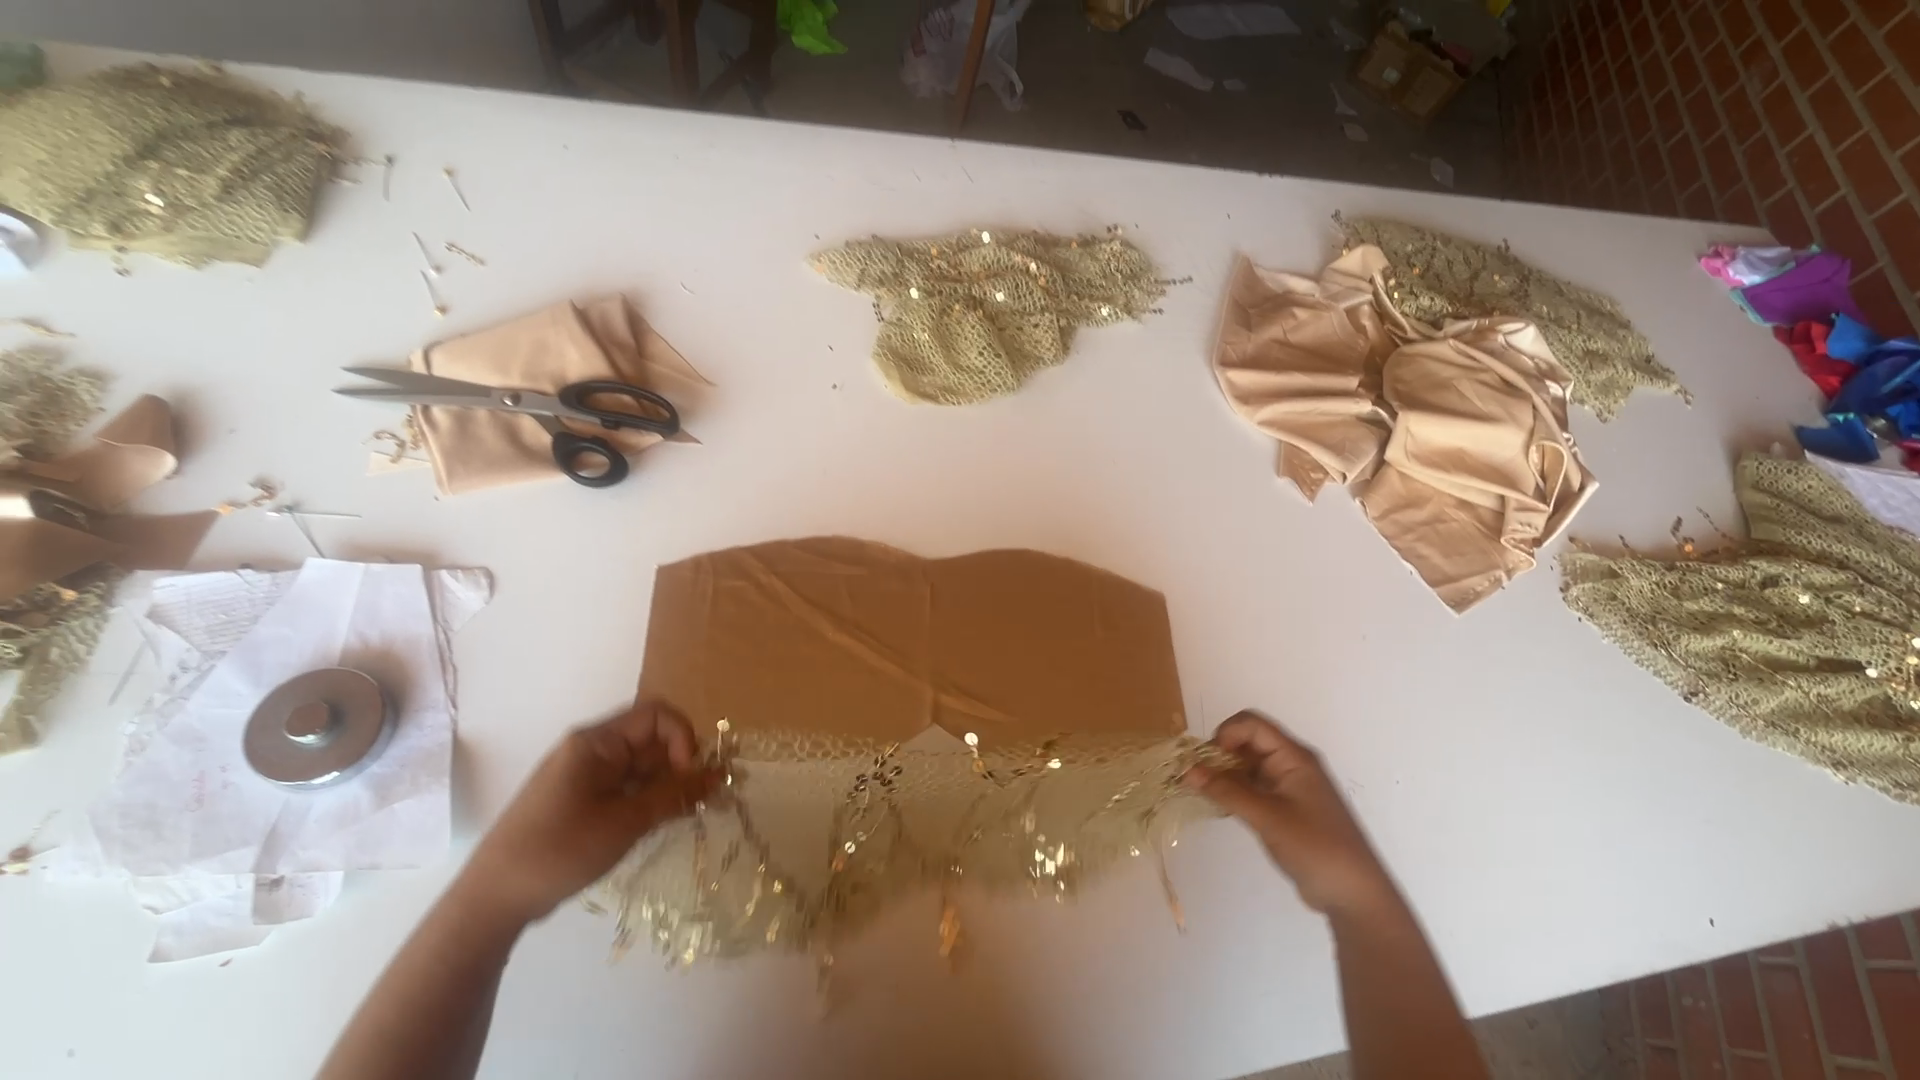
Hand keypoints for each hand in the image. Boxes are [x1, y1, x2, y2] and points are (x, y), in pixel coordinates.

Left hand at [457, 701, 717, 924]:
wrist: (493, 898)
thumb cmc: (558, 851)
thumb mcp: (624, 823)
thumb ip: (674, 796)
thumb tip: (719, 775)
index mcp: (595, 742)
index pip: (657, 716)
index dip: (683, 739)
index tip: (689, 778)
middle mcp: (591, 750)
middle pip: (652, 740)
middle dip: (680, 767)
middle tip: (699, 805)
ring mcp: (585, 776)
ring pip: (642, 767)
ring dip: (667, 787)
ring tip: (682, 818)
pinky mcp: (582, 800)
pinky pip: (626, 787)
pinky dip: (647, 801)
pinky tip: (657, 826)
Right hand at [1184, 711, 1394, 916]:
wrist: (1353, 893)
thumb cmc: (1315, 847)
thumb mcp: (1267, 817)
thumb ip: (1227, 791)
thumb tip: (1187, 771)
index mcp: (1294, 757)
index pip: (1252, 724)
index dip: (1225, 734)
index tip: (1208, 762)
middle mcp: (1291, 765)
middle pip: (1248, 742)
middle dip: (1219, 755)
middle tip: (1198, 780)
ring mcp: (1289, 787)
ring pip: (1248, 766)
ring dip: (1224, 775)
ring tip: (1205, 795)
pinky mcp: (1285, 808)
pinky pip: (1253, 787)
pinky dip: (1234, 792)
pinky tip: (1221, 808)